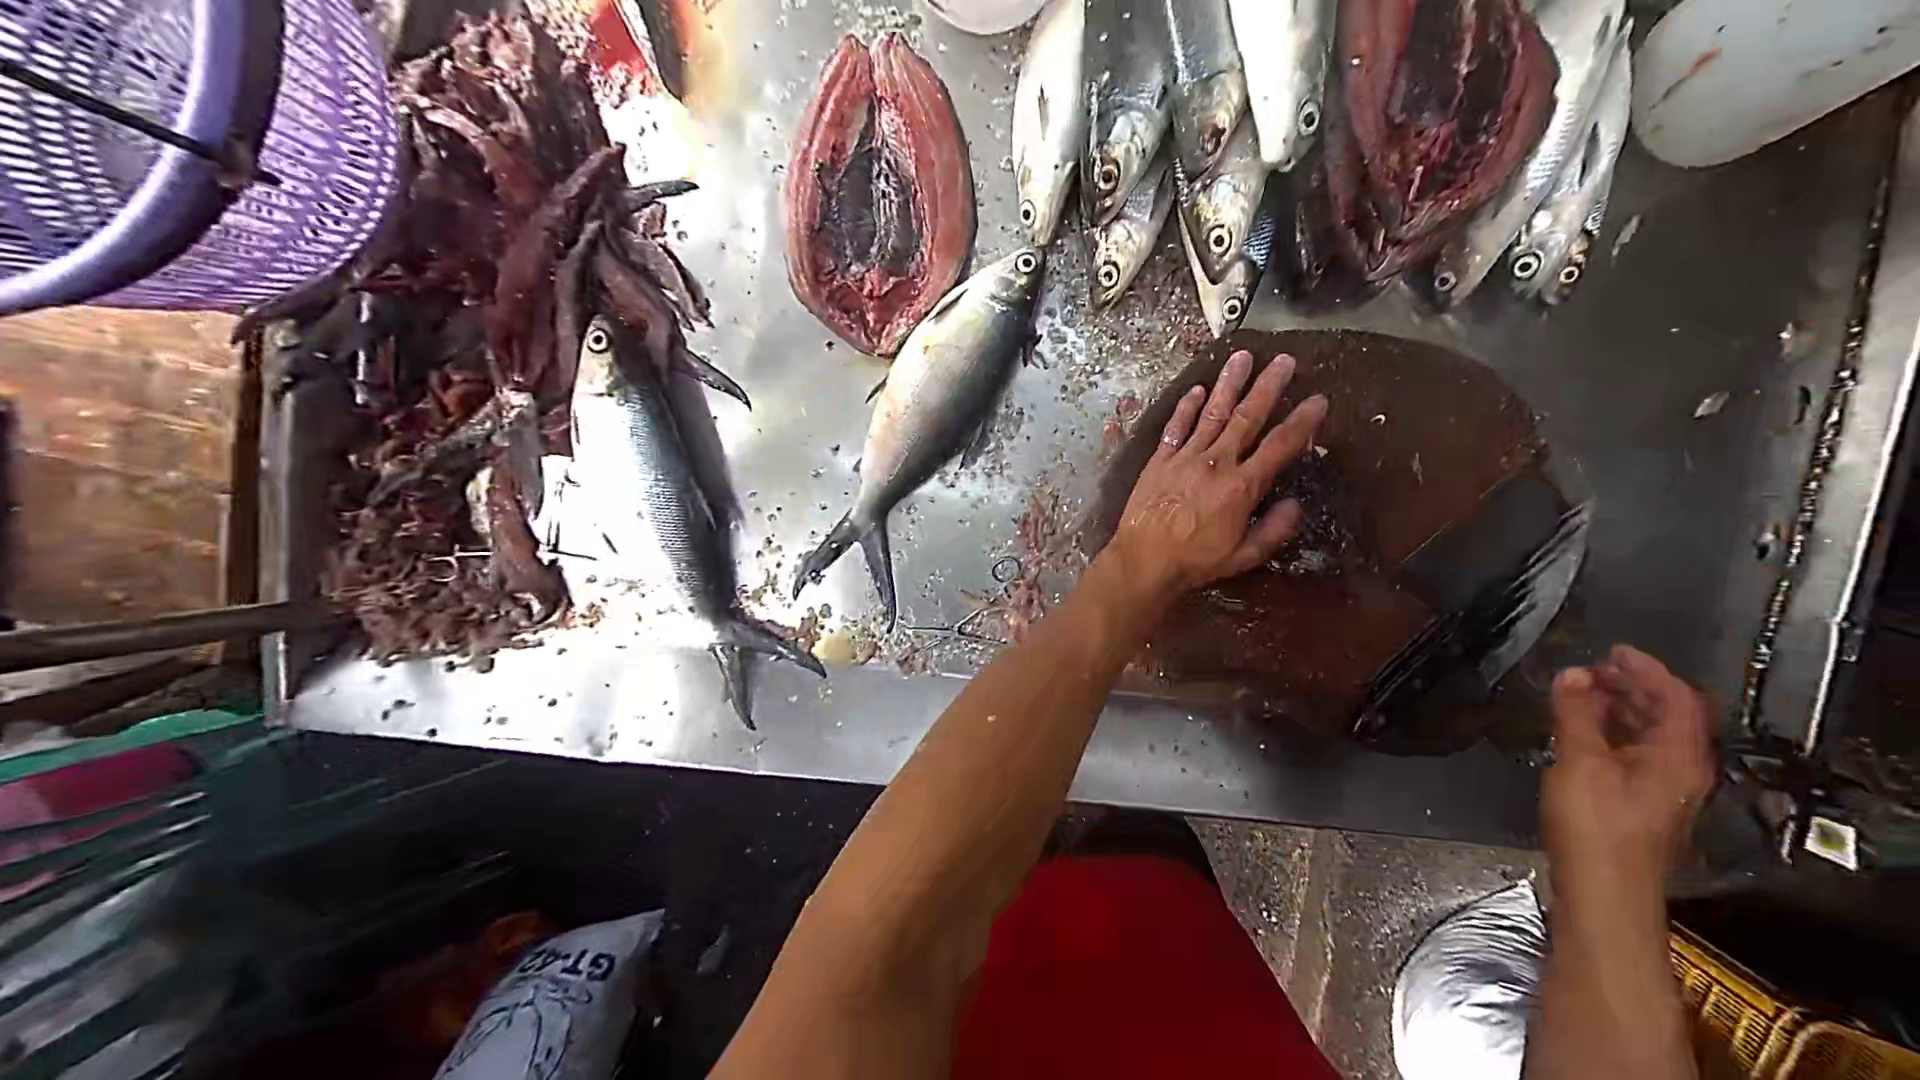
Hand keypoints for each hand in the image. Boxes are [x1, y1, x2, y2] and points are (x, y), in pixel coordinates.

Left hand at [1106, 350, 1328, 600]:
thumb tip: (1295, 503)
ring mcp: (1184, 458)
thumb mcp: (1244, 556)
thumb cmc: (1195, 562)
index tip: (1318, 399)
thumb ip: (1274, 529)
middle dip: (1268, 387)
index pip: (1280, 446)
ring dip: (1228, 384)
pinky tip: (1196, 390)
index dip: (1303, 421)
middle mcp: (1215, 463)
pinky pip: (1175, 428)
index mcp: (1241, 486)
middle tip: (1284, 360)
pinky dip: (1186, 408)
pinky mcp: (1159, 460)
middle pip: (1247, 417)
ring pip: (1211, 413)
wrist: (1143, 561)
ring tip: (1242, 357)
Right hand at [1544, 645, 1715, 892]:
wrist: (1602, 887)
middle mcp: (1678, 770)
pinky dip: (1608, 730)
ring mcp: (1659, 787)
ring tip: (1579, 692)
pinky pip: (1630, 751)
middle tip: (1590, 668)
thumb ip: (1577, 715)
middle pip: (1666, 716)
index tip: (1612, 650)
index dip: (1648, 671)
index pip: (1676, 700)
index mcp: (1677, 757)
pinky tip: (1579, 729)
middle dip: (1630, 687)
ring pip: (1647, 734)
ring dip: (1618, 708)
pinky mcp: (1636, 800)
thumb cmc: (1596, 825)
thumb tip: (1574, 674)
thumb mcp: (1581, 762)